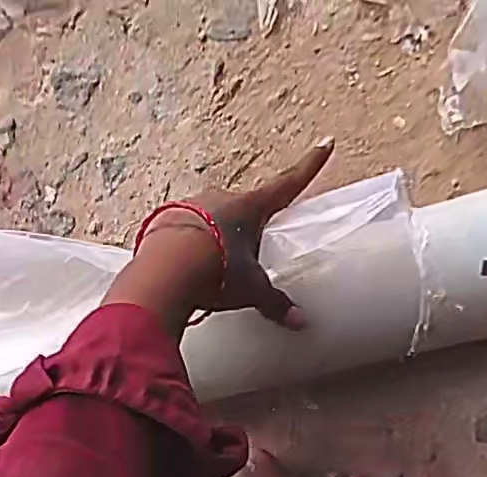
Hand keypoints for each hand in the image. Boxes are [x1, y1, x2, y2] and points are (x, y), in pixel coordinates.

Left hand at [107, 139, 334, 335]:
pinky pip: (180, 233)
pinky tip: (182, 271)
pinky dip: (184, 248)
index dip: (308, 167)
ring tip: (207, 272)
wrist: (164, 272)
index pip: (287, 185)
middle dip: (242, 228)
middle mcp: (220, 199)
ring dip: (210, 239)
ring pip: (208, 219)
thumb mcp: (249, 290)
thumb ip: (274, 303)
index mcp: (251, 207)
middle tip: (241, 256)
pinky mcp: (163, 222)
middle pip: (240, 209)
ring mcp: (189, 207)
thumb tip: (300, 322)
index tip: (324, 144)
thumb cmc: (215, 272)